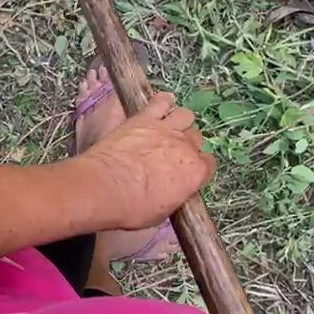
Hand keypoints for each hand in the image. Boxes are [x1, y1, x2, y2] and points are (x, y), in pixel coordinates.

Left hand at [74, 92, 215, 230]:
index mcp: (195, 173)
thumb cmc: (133, 208)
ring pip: (185, 115)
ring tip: (167, 128)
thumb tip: (172, 189)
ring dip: (179, 121)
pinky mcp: (144, 118)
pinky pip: (161, 101)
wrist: (105, 188)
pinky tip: (161, 104)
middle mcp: (186, 147)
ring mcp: (166, 129)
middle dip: (187, 145)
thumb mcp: (162, 212)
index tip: (185, 171)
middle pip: (196, 138)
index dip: (196, 167)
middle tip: (171, 153)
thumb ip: (174, 194)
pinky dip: (162, 101)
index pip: (207, 164)